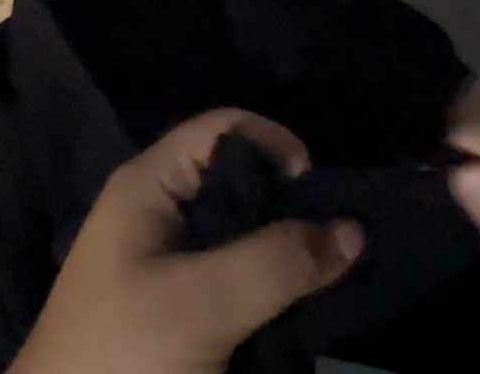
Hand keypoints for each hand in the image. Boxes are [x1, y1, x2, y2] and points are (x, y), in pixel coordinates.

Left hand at [10, 109, 364, 373]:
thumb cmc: (126, 351)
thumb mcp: (203, 303)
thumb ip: (277, 262)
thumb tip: (353, 228)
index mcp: (148, 183)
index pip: (221, 128)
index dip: (273, 142)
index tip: (316, 190)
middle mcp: (156, 207)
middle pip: (233, 176)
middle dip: (286, 200)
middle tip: (334, 238)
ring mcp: (163, 256)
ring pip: (236, 228)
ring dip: (280, 245)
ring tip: (326, 270)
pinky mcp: (173, 301)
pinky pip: (230, 271)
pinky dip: (265, 280)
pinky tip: (296, 300)